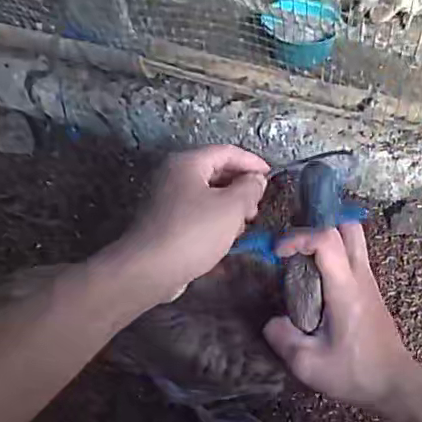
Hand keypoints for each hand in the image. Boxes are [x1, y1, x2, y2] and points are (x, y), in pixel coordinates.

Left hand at [99, 145, 269, 303]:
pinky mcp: (165, 224)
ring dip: (229, 208)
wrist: (150, 269)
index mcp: (188, 163)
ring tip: (244, 226)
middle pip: (215, 173)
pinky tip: (225, 240)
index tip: (271, 176)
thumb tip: (256, 179)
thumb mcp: (231, 207)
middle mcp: (173, 176)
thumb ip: (249, 188)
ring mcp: (166, 201)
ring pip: (206, 196)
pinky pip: (196, 215)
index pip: (227, 152)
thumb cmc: (193, 232)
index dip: (252, 162)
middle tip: (257, 206)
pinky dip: (214, 222)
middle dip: (240, 187)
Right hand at [263, 223, 421, 411]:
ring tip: (302, 264)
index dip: (298, 237)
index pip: (326, 238)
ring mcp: (369, 284)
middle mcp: (361, 277)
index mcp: (346, 288)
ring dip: (326, 243)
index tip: (278, 254)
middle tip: (294, 249)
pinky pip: (353, 260)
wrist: (396, 385)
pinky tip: (316, 285)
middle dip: (316, 228)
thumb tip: (272, 321)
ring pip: (353, 241)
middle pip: (347, 228)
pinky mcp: (371, 294)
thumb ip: (283, 338)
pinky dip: (333, 259)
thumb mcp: (309, 365)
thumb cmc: (356, 374)